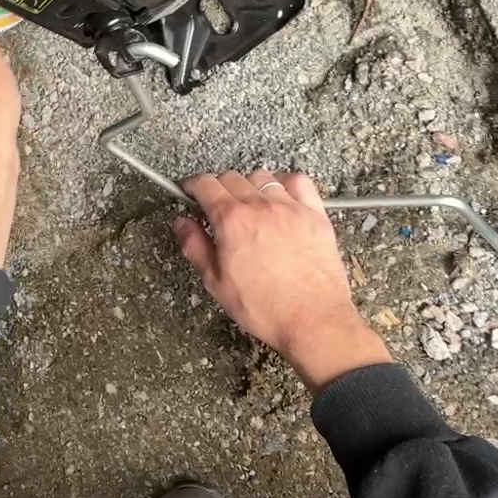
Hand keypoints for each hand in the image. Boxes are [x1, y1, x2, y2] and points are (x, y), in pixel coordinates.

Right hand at [175, 170, 391, 391]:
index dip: (191, 185)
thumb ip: (195, 246)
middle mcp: (260, 207)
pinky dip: (285, 182)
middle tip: (214, 205)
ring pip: (262, 176)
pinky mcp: (315, 215)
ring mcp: (290, 208)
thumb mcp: (216, 282)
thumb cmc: (267, 308)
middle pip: (231, 177)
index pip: (205, 184)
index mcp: (232, 221)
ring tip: (246, 203)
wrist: (312, 320)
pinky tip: (280, 196)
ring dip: (247, 184)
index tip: (189, 190)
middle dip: (217, 187)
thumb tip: (182, 224)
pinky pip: (299, 182)